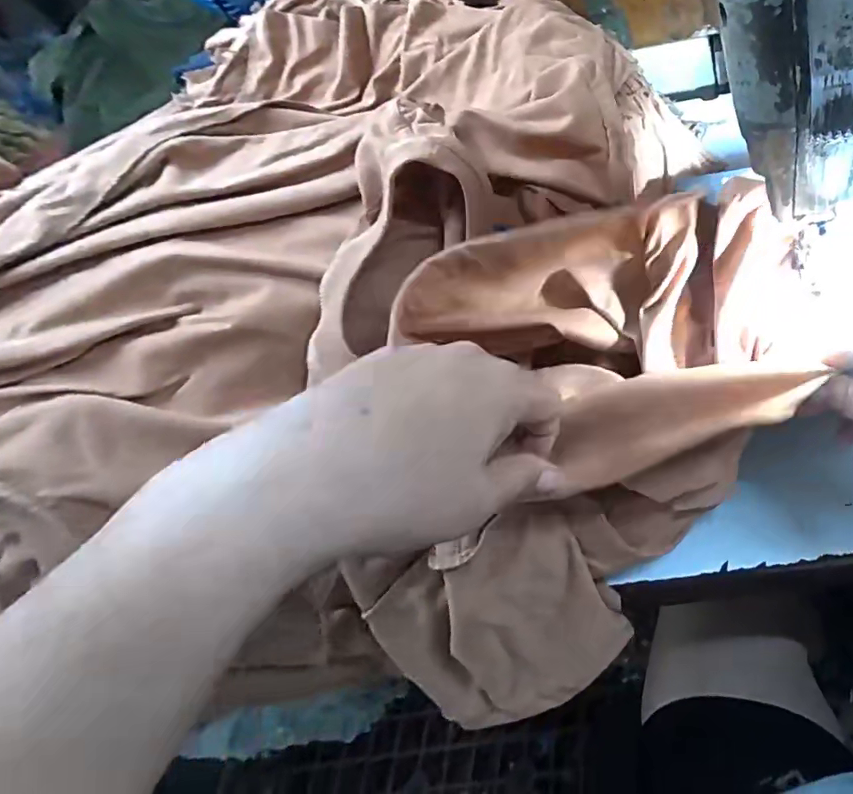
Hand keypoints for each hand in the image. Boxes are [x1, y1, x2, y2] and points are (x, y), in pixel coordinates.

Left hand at [124, 343, 567, 582]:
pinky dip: (424, 400)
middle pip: (505, 382)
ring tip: (433, 451)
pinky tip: (392, 436)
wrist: (298, 476)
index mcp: (501, 385)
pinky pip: (419, 374)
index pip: (548, 399)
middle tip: (479, 465)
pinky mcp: (374, 357)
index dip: (544, 437)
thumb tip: (554, 473)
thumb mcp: (475, 501)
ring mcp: (416, 350)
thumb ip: (523, 480)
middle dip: (505, 421)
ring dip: (464, 408)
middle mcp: (465, 355)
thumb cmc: (405, 494)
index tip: (518, 471)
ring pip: (461, 376)